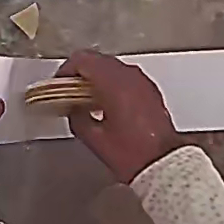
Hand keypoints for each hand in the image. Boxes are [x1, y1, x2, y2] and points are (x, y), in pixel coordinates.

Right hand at [56, 50, 184, 182]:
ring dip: (96, 77)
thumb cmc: (134, 154)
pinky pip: (125, 76)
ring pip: (112, 66)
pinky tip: (105, 103)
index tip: (59, 84)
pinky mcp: (150, 89)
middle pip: (98, 60)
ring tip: (85, 99)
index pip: (83, 60)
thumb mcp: (94, 139)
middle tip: (68, 90)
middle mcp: (130, 77)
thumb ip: (77, 117)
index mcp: (115, 84)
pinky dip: (112, 83)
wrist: (163, 163)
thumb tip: (73, 110)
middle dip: (80, 73)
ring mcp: (142, 81)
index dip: (66, 70)